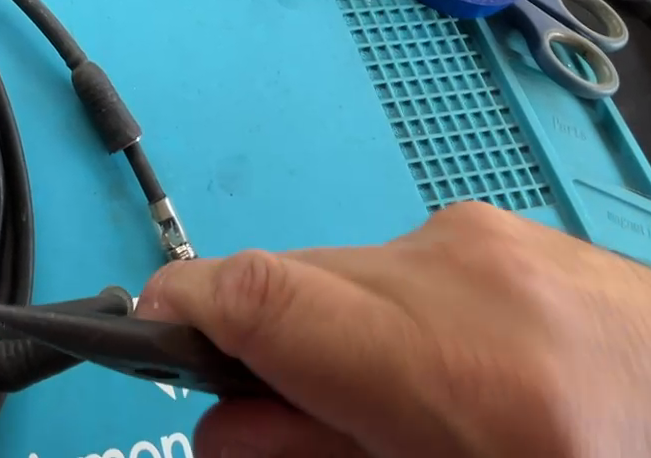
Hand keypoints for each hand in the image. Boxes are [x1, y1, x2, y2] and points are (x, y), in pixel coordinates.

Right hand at [140, 202, 650, 456]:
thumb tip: (221, 427)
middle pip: (290, 276)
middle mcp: (468, 274)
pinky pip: (392, 263)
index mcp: (475, 381)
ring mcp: (489, 235)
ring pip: (336, 269)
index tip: (146, 337)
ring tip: (390, 408)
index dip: (183, 307)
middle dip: (258, 341)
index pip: (265, 297)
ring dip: (325, 333)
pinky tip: (445, 374)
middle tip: (277, 417)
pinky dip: (378, 317)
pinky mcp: (504, 223)